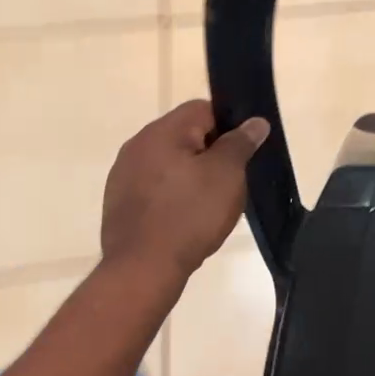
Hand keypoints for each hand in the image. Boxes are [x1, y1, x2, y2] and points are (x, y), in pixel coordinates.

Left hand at [101, 101, 270, 276]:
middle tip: (233, 180)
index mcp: (161, 132)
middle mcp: (137, 146)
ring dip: (193, 174)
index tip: (244, 153)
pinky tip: (188, 218)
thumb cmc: (191, 214)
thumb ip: (240, 143)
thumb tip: (254, 122)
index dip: (229, 126)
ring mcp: (124, 175)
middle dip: (212, 152)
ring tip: (211, 203)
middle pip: (185, 135)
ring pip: (171, 162)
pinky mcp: (120, 202)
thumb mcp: (227, 175)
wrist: (144, 266)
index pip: (202, 109)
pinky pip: (157, 186)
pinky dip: (175, 195)